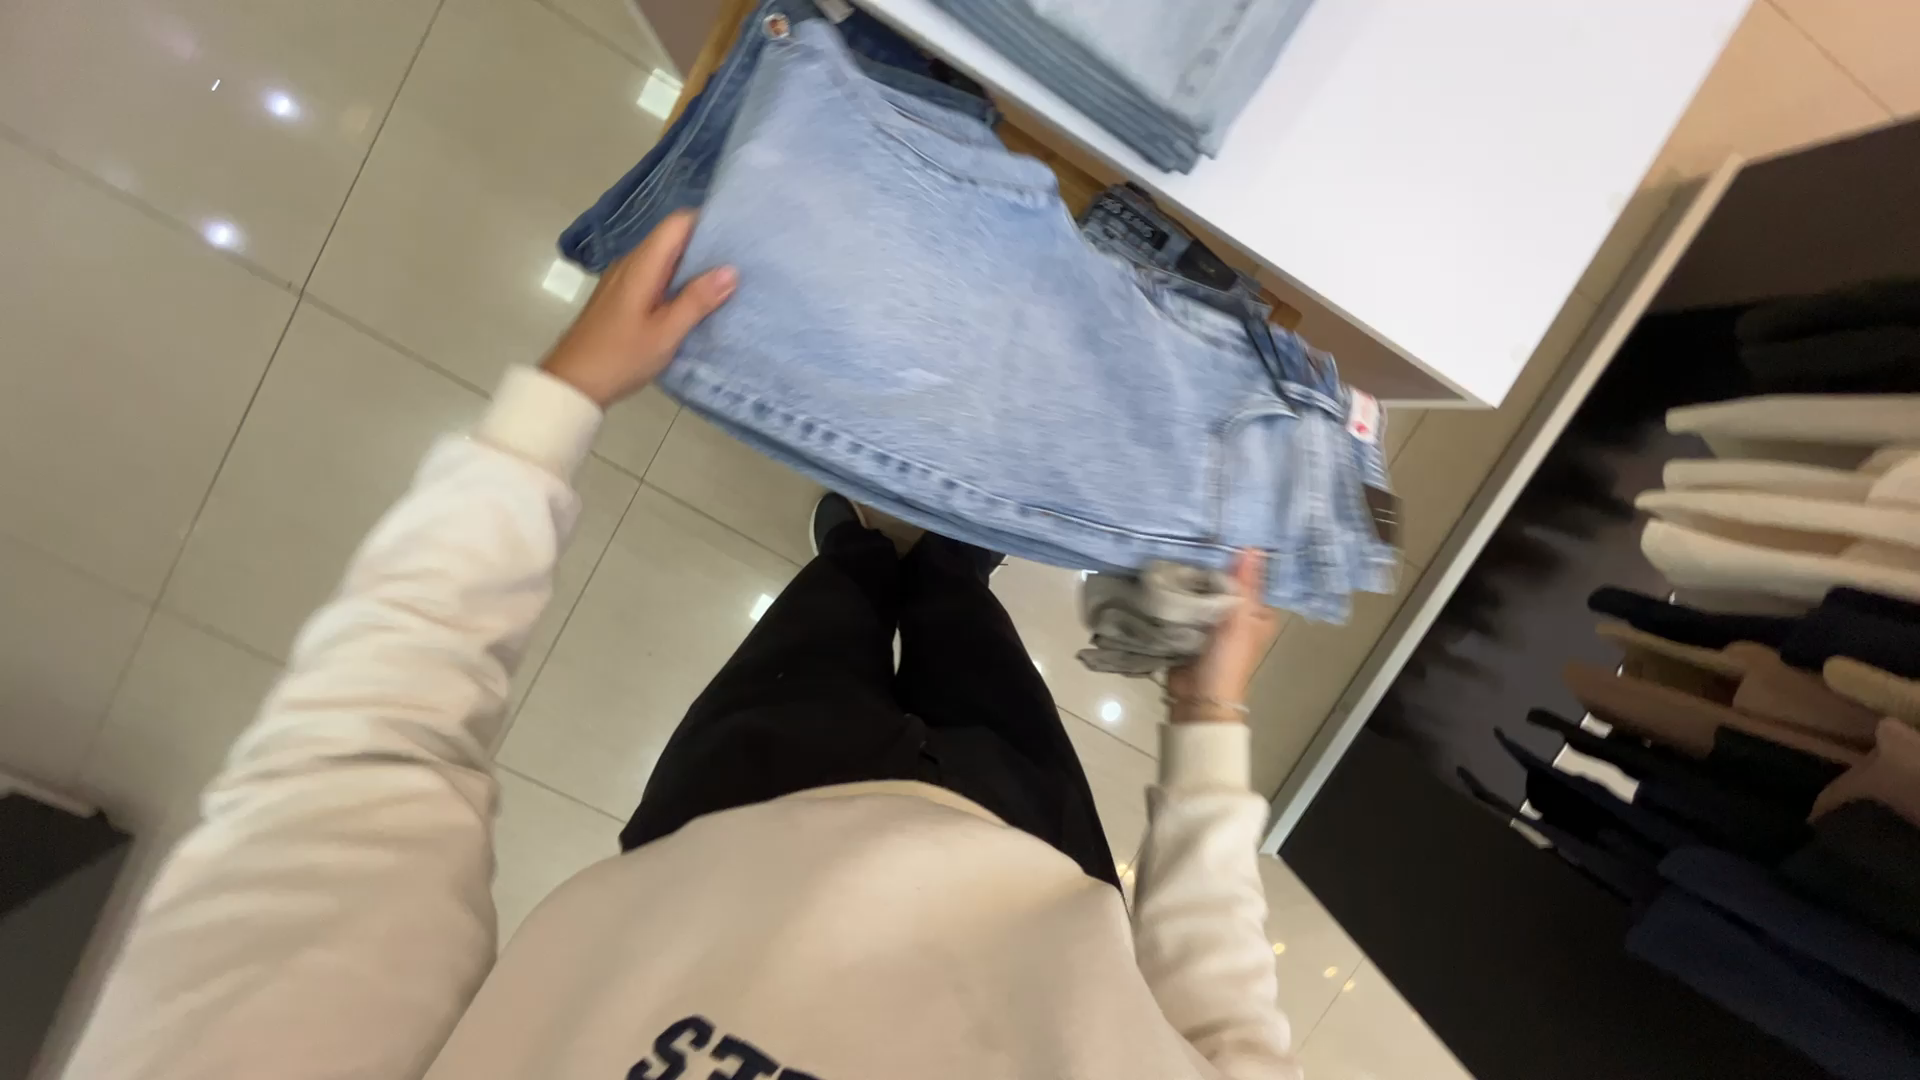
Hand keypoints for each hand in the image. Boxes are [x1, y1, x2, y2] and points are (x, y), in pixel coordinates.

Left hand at [540, 210, 736, 407]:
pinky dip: (679, 283)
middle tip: (741, 264)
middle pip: (672, 239)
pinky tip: (697, 303)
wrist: (574, 382)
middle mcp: (631, 264)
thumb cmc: (621, 356)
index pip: (677, 224)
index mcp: (642, 265)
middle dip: (706, 246)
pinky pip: (656, 278)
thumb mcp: (666, 332)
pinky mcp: (623, 298)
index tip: (737, 238)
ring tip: (727, 283)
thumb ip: (697, 300)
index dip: (707, 223)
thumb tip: (731, 270)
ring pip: (665, 260)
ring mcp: (624, 281)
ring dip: (694, 267)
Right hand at [1167, 551, 1280, 723]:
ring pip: (1202, 593)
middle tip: (1190, 537)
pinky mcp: (1188, 627)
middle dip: (1208, 567)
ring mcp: (1211, 622)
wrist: (1197, 696)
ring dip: (1191, 580)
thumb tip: (1254, 546)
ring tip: (1174, 550)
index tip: (1218, 532)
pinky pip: (1184, 605)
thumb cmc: (1227, 658)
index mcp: (1258, 614)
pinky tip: (1166, 575)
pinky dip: (1178, 595)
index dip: (1236, 558)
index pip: (1248, 578)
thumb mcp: (1240, 619)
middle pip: (1223, 583)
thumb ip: (1244, 583)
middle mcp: (1237, 616)